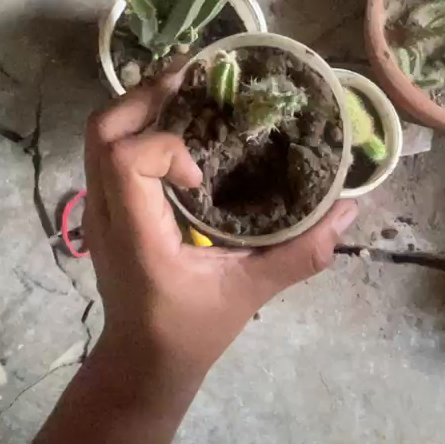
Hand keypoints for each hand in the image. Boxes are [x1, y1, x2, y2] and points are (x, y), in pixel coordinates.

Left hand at [81, 65, 357, 382]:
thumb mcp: (248, 294)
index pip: (127, 161)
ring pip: (99, 134)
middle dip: (145, 97)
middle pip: (103, 131)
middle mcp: (106, 211)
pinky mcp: (103, 203)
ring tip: (185, 89)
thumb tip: (347, 210)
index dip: (165, 149)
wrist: (141, 361)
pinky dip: (136, 122)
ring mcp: (98, 205)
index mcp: (136, 234)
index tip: (199, 174)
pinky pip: (107, 146)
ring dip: (139, 104)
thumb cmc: (191, 330)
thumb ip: (299, 254)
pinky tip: (176, 121)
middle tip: (192, 82)